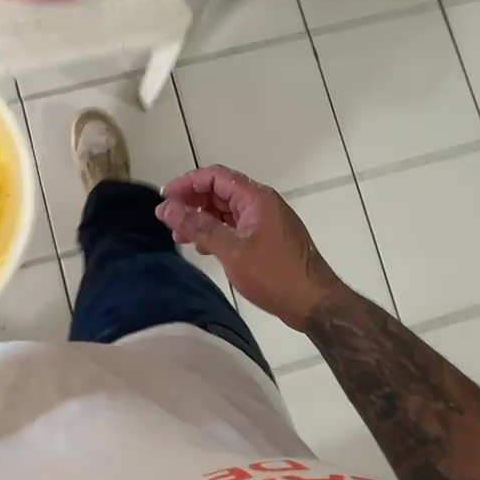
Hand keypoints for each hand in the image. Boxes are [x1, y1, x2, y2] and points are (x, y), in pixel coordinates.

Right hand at [156, 165, 343, 330]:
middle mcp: (261, 203)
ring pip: (226, 210)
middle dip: (191, 202)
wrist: (315, 303)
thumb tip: (165, 208)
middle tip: (168, 220)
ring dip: (201, 219)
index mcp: (256, 197)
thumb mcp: (231, 250)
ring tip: (180, 237)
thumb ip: (197, 226)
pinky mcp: (267, 238)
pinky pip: (235, 226)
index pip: (215, 176)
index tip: (164, 198)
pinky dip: (216, 232)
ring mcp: (266, 221)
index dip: (186, 183)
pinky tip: (203, 247)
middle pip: (219, 191)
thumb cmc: (274, 274)